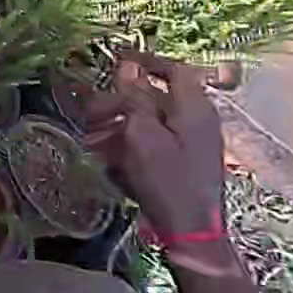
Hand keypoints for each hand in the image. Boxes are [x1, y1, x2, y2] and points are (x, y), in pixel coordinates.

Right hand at [83, 52, 225, 239]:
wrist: (192, 233)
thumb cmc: (165, 179)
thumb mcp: (142, 134)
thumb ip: (136, 97)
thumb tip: (128, 65)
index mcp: (194, 108)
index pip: (173, 69)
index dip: (145, 61)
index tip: (115, 60)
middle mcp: (200, 119)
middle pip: (158, 95)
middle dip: (121, 100)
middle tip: (91, 111)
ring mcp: (197, 141)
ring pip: (154, 118)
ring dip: (122, 122)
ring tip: (93, 138)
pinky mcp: (189, 160)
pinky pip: (159, 138)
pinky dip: (133, 139)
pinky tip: (110, 155)